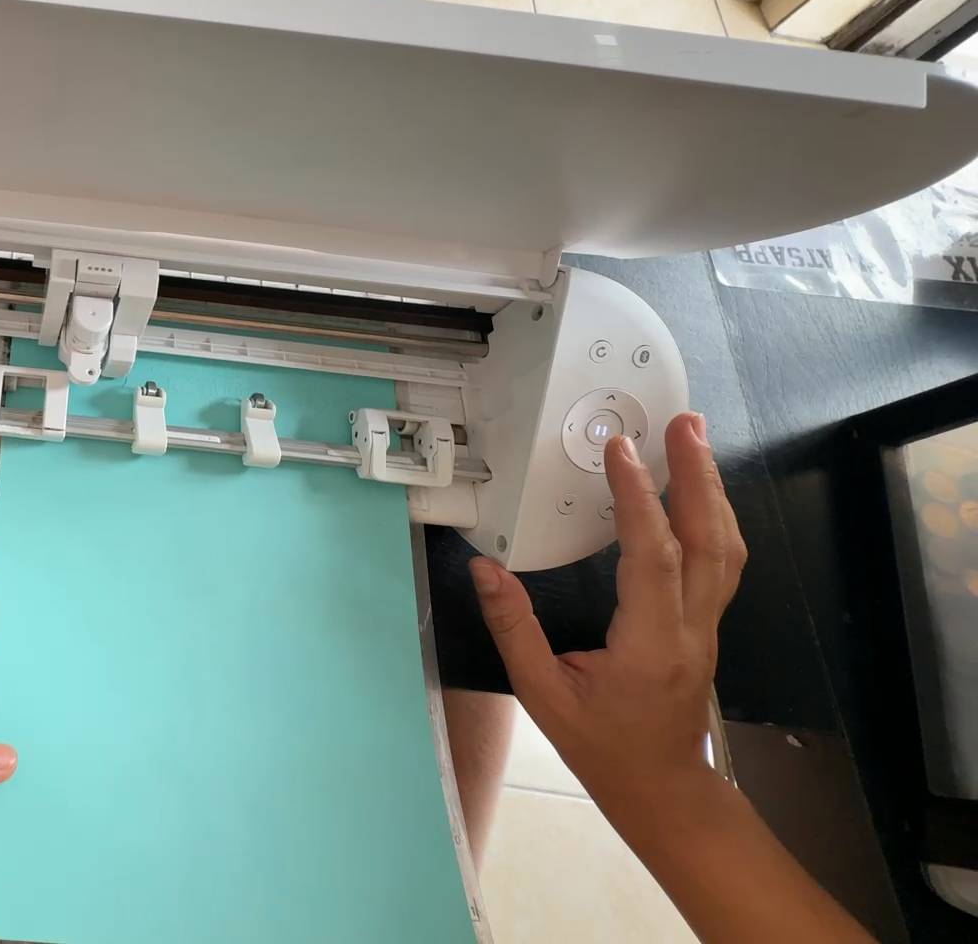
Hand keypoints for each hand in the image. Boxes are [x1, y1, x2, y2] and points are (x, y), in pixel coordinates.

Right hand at [469, 412, 744, 820]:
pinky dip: (711, 517)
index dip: (640, 500)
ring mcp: (706, 625)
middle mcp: (691, 627)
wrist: (661, 786)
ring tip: (694, 443)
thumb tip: (484, 567)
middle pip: (712, 542)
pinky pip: (718, 561)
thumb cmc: (598, 742)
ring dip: (712, 491)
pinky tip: (694, 495)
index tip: (620, 452)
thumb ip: (513, 626)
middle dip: (699, 477)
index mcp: (651, 643)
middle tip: (684, 424)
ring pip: (726, 549)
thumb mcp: (540, 690)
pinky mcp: (703, 623)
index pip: (652, 558)